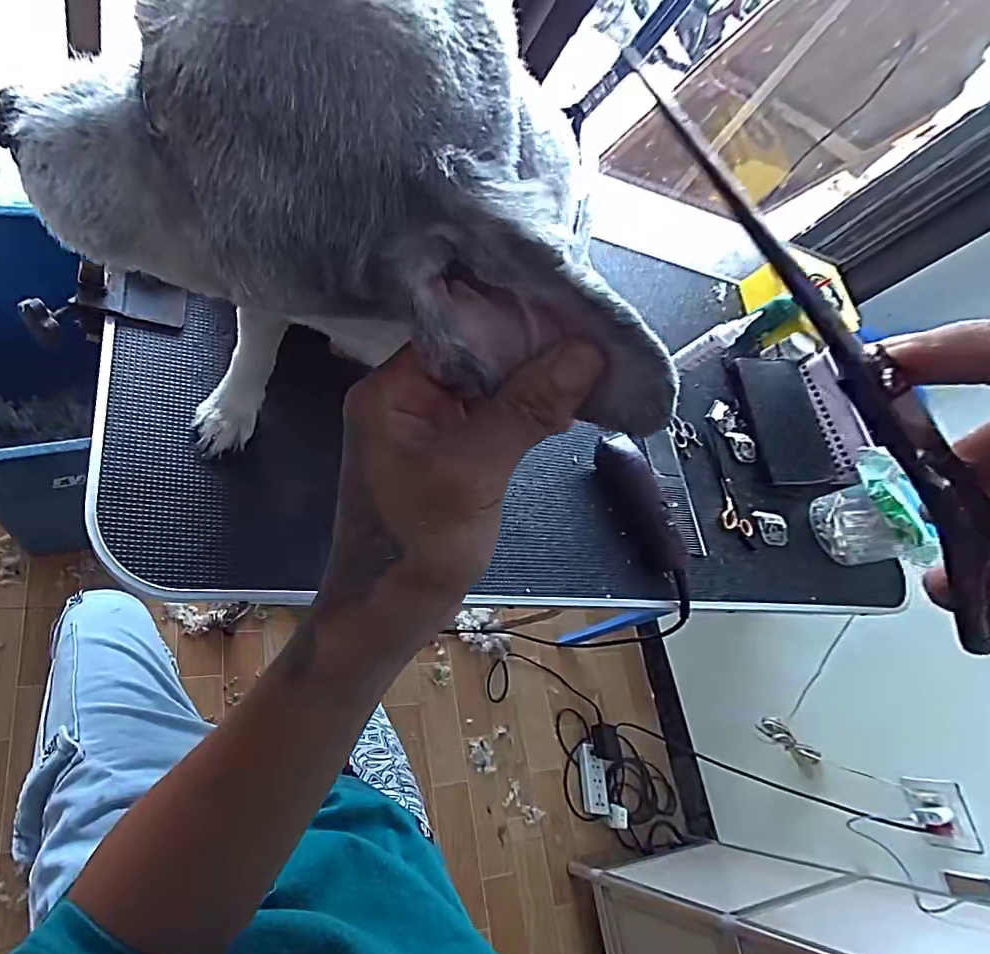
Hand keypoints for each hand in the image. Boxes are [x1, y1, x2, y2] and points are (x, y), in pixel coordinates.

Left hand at [312, 339, 604, 650]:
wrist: (389, 611)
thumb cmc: (414, 549)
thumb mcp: (471, 474)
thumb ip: (523, 410)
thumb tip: (585, 350)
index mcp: (391, 390)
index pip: (457, 326)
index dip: (517, 313)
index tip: (578, 305)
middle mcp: (405, 397)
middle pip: (476, 350)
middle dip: (535, 342)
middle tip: (601, 331)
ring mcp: (426, 424)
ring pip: (489, 382)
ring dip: (537, 376)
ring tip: (598, 361)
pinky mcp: (446, 449)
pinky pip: (491, 413)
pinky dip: (528, 408)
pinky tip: (571, 401)